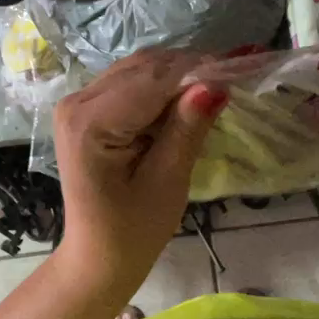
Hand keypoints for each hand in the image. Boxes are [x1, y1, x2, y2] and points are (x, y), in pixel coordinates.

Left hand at [51, 50, 228, 292]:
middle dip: (191, 67)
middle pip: (144, 68)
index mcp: (90, 123)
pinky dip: (162, 85)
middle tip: (237, 69)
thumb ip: (187, 129)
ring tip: (220, 81)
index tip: (241, 62)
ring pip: (138, 69)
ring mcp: (78, 102)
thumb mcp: (167, 182)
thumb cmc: (133, 230)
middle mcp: (77, 102)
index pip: (152, 80)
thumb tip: (215, 84)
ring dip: (178, 73)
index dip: (198, 68)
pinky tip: (190, 94)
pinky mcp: (86, 108)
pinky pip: (130, 82)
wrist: (98, 256)